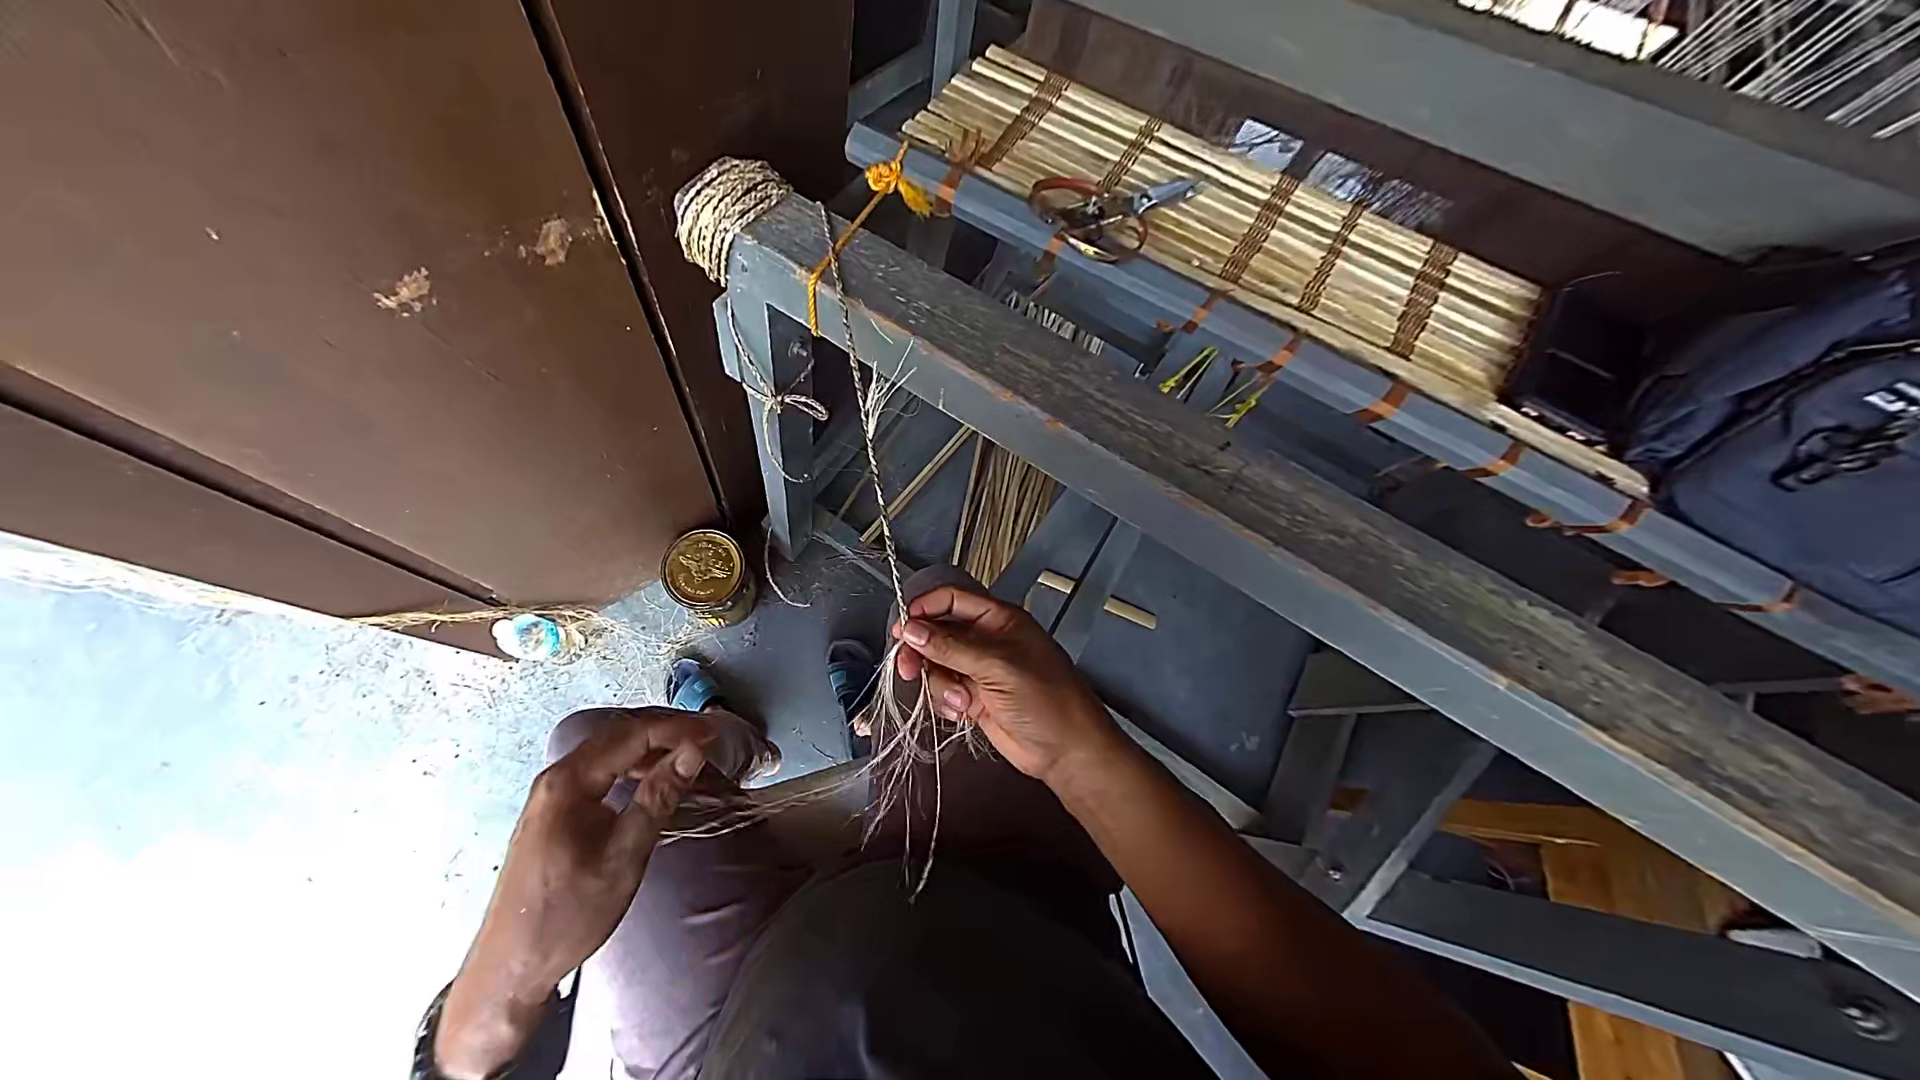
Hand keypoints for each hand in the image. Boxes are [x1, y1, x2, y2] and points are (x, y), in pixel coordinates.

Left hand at [434, 708, 709, 1078]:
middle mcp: (555, 777)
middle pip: (617, 733)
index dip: (676, 728)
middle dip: (666, 728)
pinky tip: (653, 775)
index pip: (631, 734)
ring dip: (650, 743)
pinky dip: (632, 762)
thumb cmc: (568, 916)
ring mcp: (551, 793)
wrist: (509, 970)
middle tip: (707, 736)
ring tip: (689, 751)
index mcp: (567, 783)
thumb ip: (658, 797)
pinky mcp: (554, 810)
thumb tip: (693, 751)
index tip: (714, 733)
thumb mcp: (623, 857)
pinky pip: (600, 767)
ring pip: (608, 748)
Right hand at [891, 585, 1124, 786]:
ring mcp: (979, 670)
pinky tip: (962, 711)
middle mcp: (986, 640)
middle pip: (937, 633)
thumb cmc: (1045, 698)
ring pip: (937, 664)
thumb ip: (951, 647)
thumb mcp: (997, 667)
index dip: (925, 608)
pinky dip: (946, 701)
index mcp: (998, 620)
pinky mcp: (974, 697)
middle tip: (908, 669)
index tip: (902, 627)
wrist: (1066, 750)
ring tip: (959, 700)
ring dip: (939, 683)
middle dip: (922, 651)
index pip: (952, 600)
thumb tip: (911, 630)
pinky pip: (944, 690)